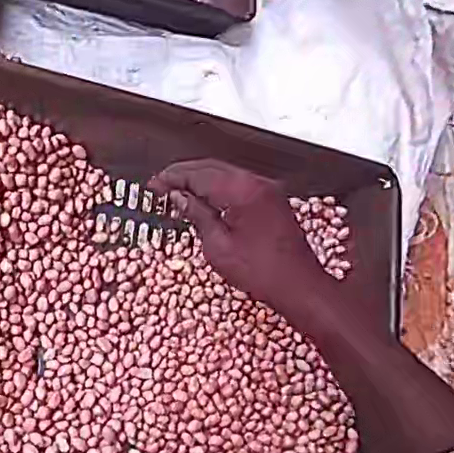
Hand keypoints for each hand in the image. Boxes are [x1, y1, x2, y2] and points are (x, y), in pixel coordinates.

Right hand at [149, 159, 341, 329]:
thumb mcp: (218, 247)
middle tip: (161, 185)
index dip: (173, 178)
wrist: (298, 285)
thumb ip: (197, 215)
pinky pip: (238, 184)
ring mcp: (267, 189)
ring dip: (200, 179)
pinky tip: (203, 200)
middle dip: (183, 174)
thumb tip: (179, 198)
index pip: (199, 174)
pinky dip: (217, 187)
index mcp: (242, 191)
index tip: (154, 184)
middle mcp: (257, 183)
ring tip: (177, 192)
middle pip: (212, 167)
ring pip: (225, 173)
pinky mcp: (271, 199)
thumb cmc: (261, 272)